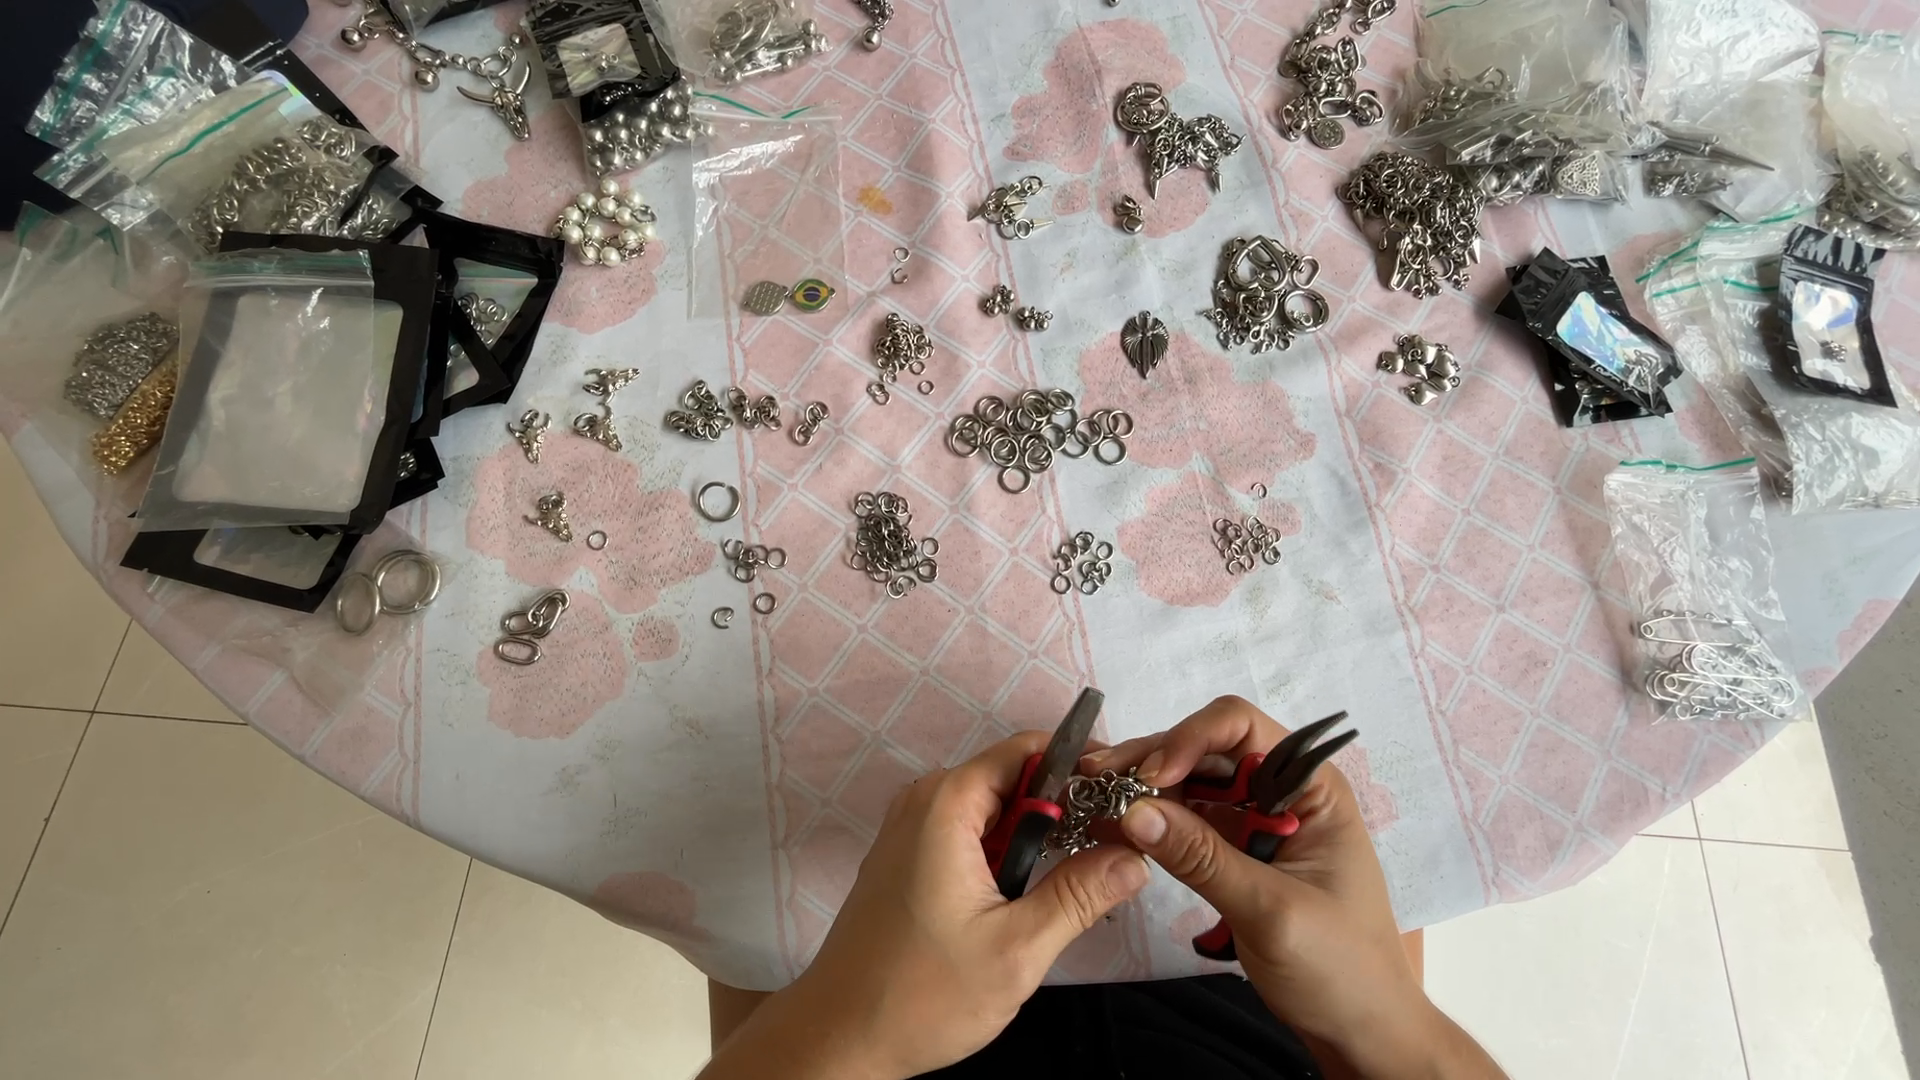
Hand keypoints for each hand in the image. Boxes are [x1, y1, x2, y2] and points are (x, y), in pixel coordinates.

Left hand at [701, 732, 1150, 1079]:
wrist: (838, 1036)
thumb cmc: (923, 993)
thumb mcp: (1016, 949)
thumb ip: (1078, 895)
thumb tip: (1134, 857)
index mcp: (948, 802)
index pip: (1028, 749)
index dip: (1079, 763)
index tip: (1123, 793)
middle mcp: (926, 798)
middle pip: (1012, 776)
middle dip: (1065, 803)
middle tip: (1116, 840)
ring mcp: (913, 825)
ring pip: (993, 806)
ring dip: (1037, 830)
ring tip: (1086, 865)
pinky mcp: (909, 853)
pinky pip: (969, 829)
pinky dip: (1006, 846)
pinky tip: (1032, 886)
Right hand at [1084, 696, 1504, 1079]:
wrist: (1361, 1034)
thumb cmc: (1341, 969)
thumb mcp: (1271, 912)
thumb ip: (1202, 858)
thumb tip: (1132, 811)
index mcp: (1309, 785)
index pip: (1240, 727)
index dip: (1189, 739)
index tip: (1149, 777)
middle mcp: (1278, 787)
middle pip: (1203, 747)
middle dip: (1149, 758)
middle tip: (1093, 776)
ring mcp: (1252, 814)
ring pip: (1186, 777)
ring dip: (1140, 784)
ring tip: (1090, 795)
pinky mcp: (1230, 844)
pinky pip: (1182, 815)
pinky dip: (1147, 816)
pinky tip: (1110, 822)